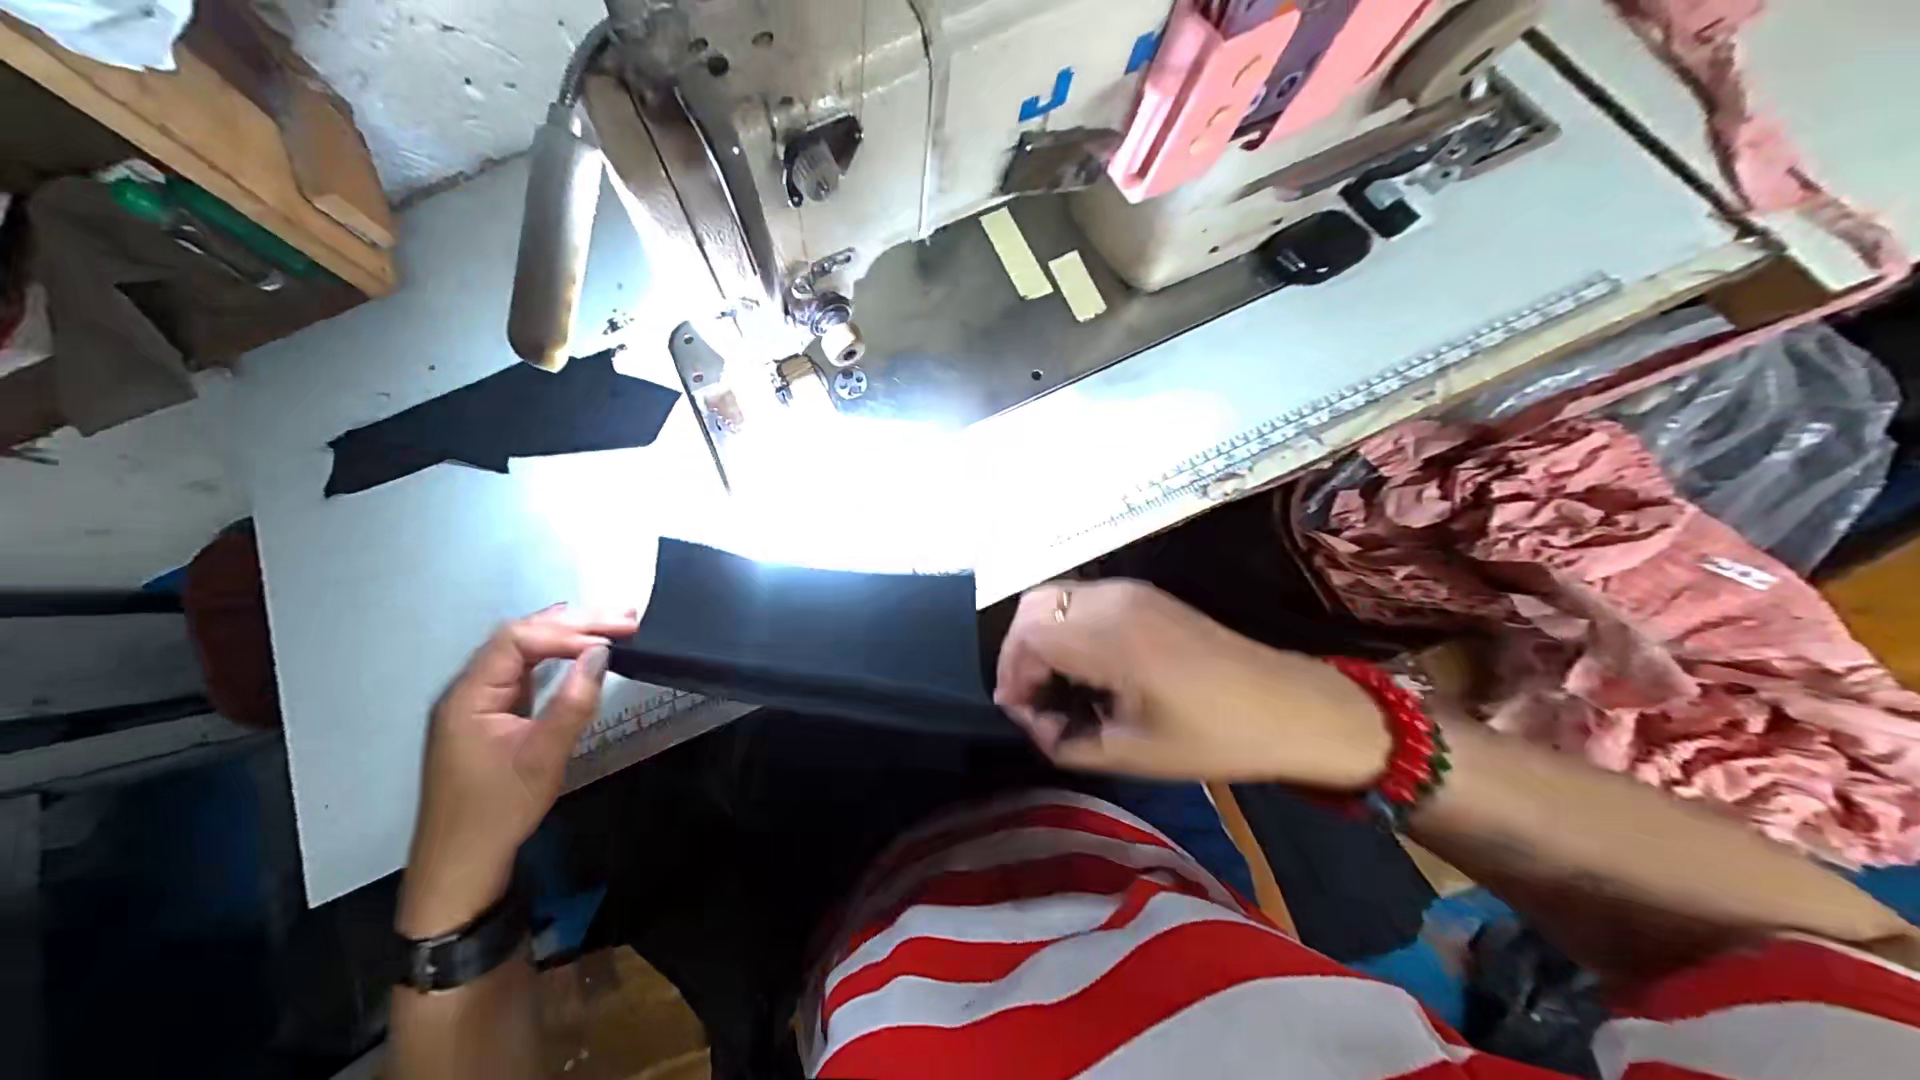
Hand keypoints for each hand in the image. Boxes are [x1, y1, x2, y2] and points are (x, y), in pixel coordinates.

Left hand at [397, 605, 637, 937]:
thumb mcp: (542, 757)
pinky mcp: (494, 714)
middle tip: (626, 618)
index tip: (614, 637)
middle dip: (574, 624)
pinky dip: (559, 655)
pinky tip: (581, 648)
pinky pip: (527, 670)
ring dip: (569, 634)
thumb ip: (573, 702)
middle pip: (521, 637)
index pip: (518, 640)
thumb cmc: (498, 810)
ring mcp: (480, 700)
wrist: (461, 863)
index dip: (568, 631)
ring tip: (613, 622)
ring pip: (525, 651)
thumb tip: (602, 653)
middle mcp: (470, 688)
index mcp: (469, 695)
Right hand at [993, 580, 1389, 787]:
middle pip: (1032, 608)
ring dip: (1040, 636)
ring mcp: (1130, 591)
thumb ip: (1065, 741)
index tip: (1022, 714)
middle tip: (1030, 696)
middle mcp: (1113, 601)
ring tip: (1053, 683)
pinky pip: (1082, 598)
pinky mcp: (1144, 594)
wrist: (1287, 705)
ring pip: (1055, 597)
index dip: (1012, 676)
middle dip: (1018, 652)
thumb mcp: (1131, 754)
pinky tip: (1083, 664)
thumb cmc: (1213, 736)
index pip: (1027, 638)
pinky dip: (1065, 626)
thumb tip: (1031, 721)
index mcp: (1110, 638)